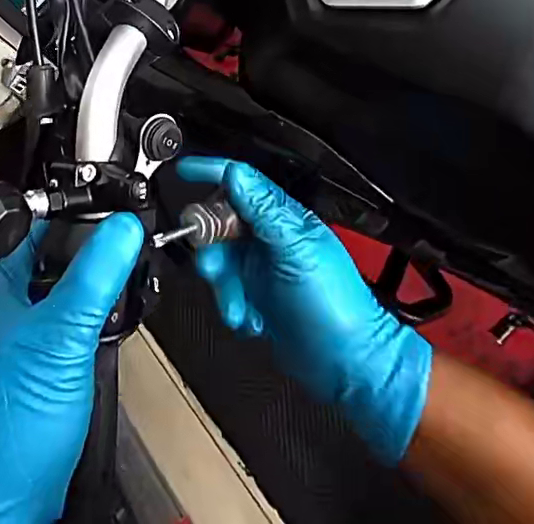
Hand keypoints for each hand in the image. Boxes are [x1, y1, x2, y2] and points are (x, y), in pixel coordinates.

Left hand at [0, 213, 144, 523]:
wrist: (6, 506)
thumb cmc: (9, 432)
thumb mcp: (63, 337)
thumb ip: (94, 278)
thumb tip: (122, 229)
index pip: (35, 227)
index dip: (73, 211)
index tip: (110, 205)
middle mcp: (6, 312)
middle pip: (55, 257)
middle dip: (92, 247)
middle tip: (126, 240)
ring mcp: (23, 341)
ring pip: (66, 291)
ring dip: (97, 281)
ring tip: (125, 273)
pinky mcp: (42, 368)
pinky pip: (73, 324)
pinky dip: (97, 315)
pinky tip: (114, 319)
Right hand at [176, 157, 430, 462]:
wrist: (347, 364)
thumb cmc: (338, 305)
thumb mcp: (296, 249)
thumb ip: (263, 210)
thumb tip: (235, 174)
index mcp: (282, 217)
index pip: (241, 181)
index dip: (211, 171)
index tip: (186, 170)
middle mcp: (269, 237)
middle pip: (219, 221)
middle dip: (210, 245)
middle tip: (216, 267)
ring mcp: (261, 266)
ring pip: (218, 257)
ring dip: (222, 284)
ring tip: (237, 303)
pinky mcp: (255, 294)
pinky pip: (224, 288)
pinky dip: (229, 304)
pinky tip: (249, 316)